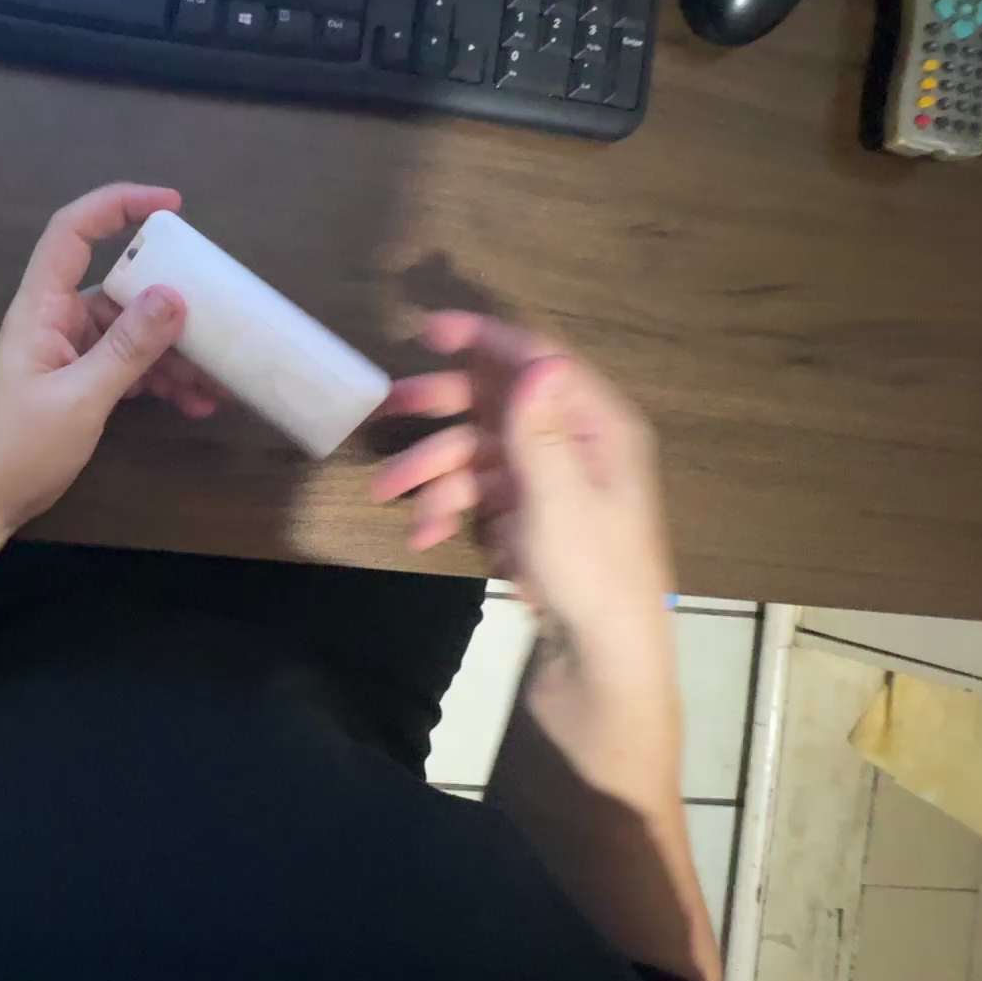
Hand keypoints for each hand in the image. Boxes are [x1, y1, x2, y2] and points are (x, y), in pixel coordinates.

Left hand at [0, 183, 218, 538]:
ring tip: (219, 381)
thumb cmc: (18, 448)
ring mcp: (72, 354)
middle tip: (220, 320)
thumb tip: (174, 296)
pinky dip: (161, 381)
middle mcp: (58, 321)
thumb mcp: (79, 398)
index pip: (73, 232)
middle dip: (171, 305)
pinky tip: (195, 402)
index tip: (173, 206)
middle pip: (120, 289)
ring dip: (175, 355)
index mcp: (42, 308)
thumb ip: (126, 348)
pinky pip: (130, 368)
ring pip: (133, 334)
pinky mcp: (83, 384)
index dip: (118, 205)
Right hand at [371, 311, 672, 643]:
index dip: (482, 339)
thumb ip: (540, 432)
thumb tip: (537, 362)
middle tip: (383, 408)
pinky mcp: (521, 506)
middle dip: (436, 408)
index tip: (425, 332)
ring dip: (427, 471)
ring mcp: (541, 474)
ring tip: (384, 495)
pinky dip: (444, 507)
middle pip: (491, 402)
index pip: (536, 361)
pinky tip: (423, 534)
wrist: (598, 648)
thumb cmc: (591, 571)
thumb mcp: (561, 500)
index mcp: (592, 426)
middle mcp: (566, 439)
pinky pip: (472, 491)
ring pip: (470, 451)